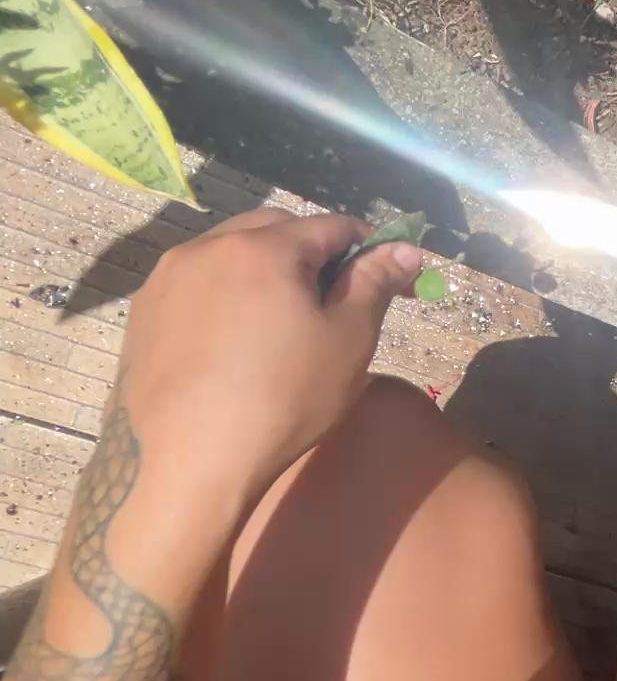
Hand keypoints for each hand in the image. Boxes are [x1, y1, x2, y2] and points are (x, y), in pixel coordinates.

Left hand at [116, 208, 421, 495]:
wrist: (201, 454)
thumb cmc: (293, 391)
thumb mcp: (352, 335)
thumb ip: (376, 281)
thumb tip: (405, 247)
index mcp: (263, 250)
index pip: (332, 226)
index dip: (373, 246)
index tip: (395, 279)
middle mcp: (207, 248)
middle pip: (278, 228)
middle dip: (321, 251)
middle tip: (348, 296)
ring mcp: (167, 278)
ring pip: (236, 250)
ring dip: (276, 268)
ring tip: (299, 315)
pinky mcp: (147, 310)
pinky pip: (205, 279)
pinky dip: (238, 289)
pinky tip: (253, 334)